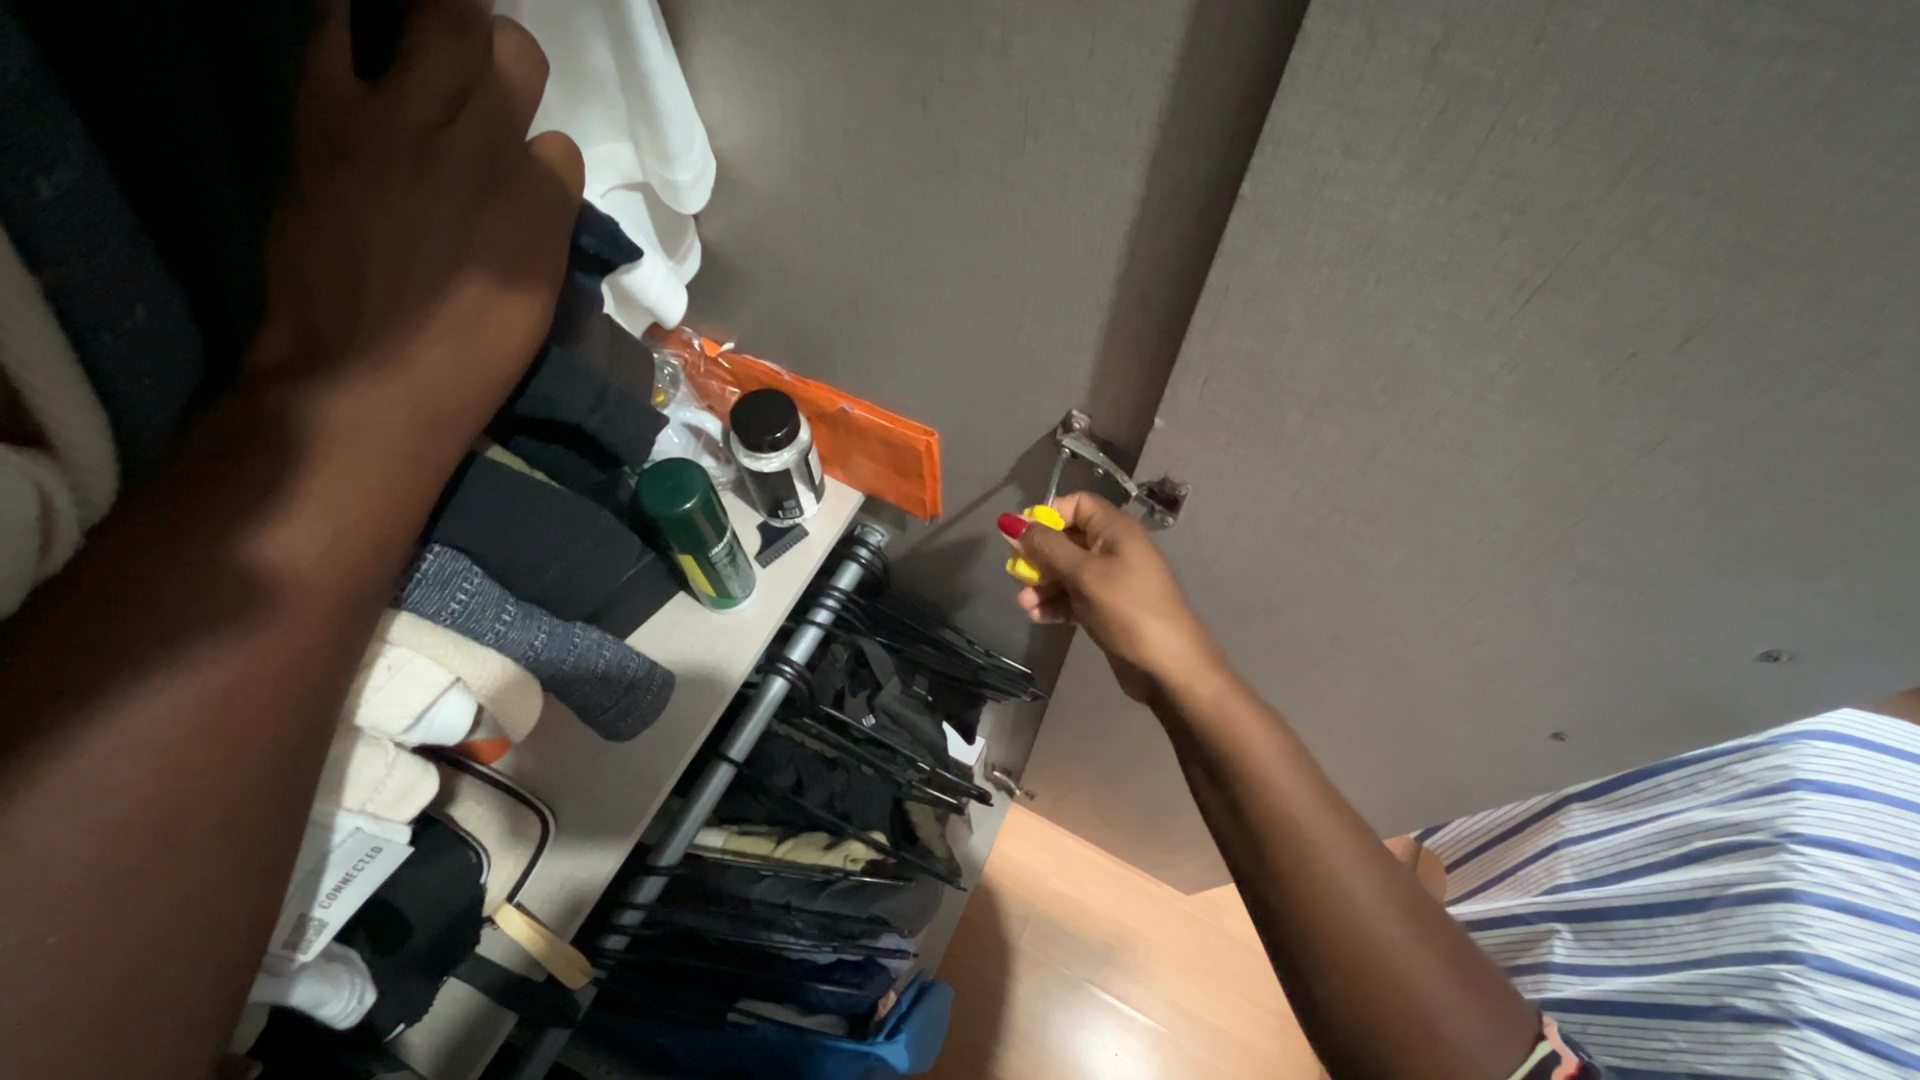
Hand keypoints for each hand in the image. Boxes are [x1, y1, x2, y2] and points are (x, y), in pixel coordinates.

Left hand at [251, 0, 583, 444]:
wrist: (365, 377)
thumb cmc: (470, 356)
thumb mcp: (538, 297)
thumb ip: (541, 225)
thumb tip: (533, 181)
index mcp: (541, 202)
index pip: (560, 144)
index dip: (541, 155)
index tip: (524, 174)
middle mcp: (481, 147)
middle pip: (511, 50)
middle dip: (505, 60)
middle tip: (485, 84)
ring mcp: (400, 124)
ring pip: (440, 20)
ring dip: (445, 26)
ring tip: (430, 53)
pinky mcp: (326, 117)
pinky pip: (343, 31)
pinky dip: (360, 29)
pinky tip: (368, 56)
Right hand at [1017, 492, 1222, 701]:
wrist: (1166, 665)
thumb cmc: (1127, 608)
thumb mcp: (1084, 573)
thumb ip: (1046, 546)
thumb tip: (1012, 522)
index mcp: (1115, 529)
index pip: (1077, 504)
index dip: (1048, 514)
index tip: (1022, 535)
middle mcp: (1113, 549)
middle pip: (1067, 539)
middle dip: (1039, 556)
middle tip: (1017, 573)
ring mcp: (1110, 580)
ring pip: (1066, 571)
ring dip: (1042, 584)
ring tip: (1024, 604)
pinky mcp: (1105, 608)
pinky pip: (1073, 597)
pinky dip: (1054, 603)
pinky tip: (1037, 616)